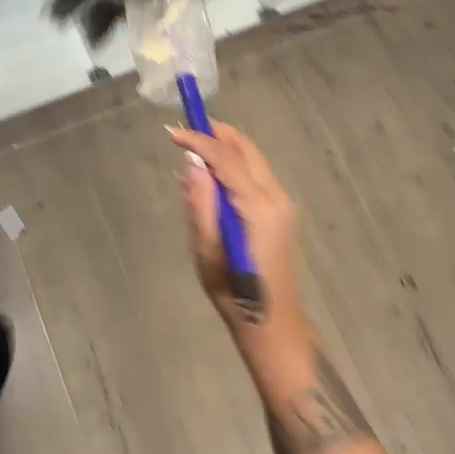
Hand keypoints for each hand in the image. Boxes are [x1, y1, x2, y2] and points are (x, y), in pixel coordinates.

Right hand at [169, 120, 304, 367]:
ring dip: (225, 147)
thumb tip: (192, 163)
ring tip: (192, 149)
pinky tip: (210, 175)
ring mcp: (282, 204)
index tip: (171, 132)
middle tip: (185, 130)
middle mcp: (276, 197)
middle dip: (216, 133)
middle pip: (246, 149)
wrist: (271, 323)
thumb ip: (200, 203)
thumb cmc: (234, 290)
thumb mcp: (207, 249)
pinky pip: (255, 175)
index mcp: (258, 206)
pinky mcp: (280, 212)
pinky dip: (233, 165)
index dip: (199, 140)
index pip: (227, 158)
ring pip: (253, 159)